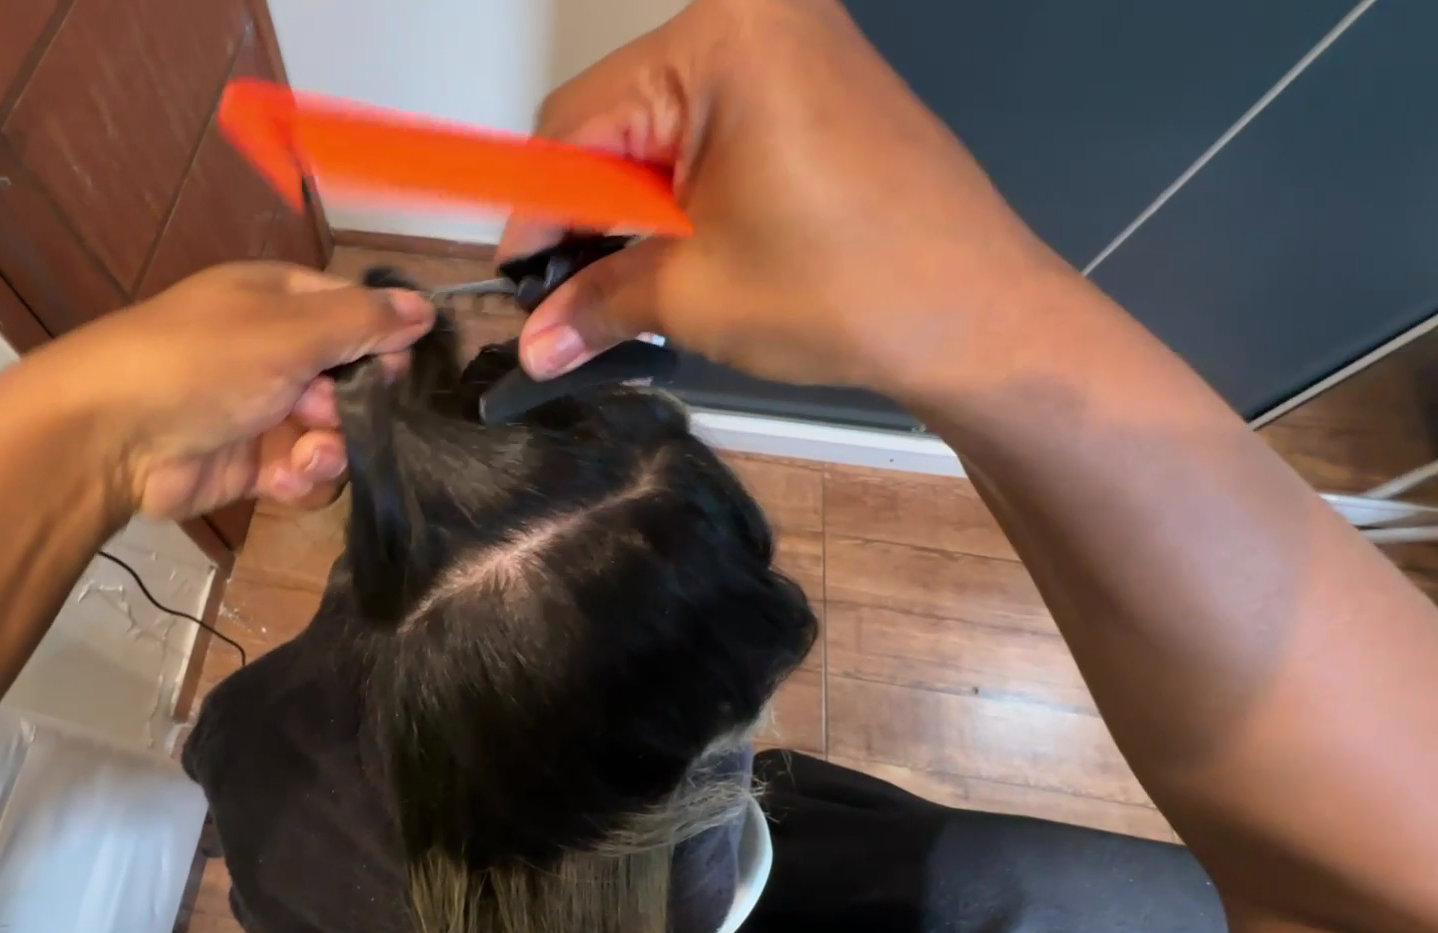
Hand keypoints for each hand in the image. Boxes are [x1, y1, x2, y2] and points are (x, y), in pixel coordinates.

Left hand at [32, 261, 432, 520]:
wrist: (114, 438)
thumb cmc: (204, 362)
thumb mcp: (290, 329)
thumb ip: (364, 322)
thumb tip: (426, 307)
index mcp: (282, 304)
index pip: (357, 317)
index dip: (381, 346)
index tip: (392, 372)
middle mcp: (278, 354)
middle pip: (353, 384)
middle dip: (351, 408)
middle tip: (322, 412)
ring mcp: (266, 411)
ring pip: (335, 435)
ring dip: (328, 450)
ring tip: (302, 455)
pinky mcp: (255, 463)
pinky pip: (305, 471)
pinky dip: (301, 478)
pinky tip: (282, 478)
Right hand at [504, 0, 1071, 397]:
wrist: (976, 318)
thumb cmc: (849, 293)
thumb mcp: (692, 298)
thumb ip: (596, 306)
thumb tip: (534, 344)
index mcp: (720, 46)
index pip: (574, 128)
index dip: (534, 215)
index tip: (513, 281)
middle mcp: (752, 22)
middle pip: (610, 123)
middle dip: (581, 217)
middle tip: (566, 294)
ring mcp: (785, 51)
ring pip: (653, 135)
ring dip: (626, 215)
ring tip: (627, 284)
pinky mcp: (804, 92)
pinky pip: (703, 137)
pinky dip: (673, 200)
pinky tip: (674, 254)